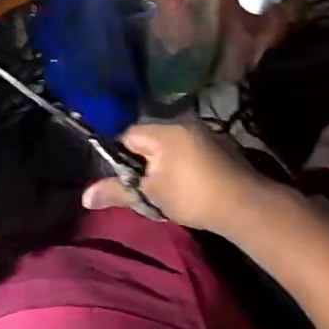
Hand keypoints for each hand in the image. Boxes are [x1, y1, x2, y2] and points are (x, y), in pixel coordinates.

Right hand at [81, 122, 275, 233]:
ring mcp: (206, 133)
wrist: (244, 204)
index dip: (121, 157)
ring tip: (168, 191)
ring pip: (172, 147)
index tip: (126, 180)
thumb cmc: (192, 197)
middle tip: (146, 189)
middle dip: (145, 163)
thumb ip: (117, 192)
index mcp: (164, 131)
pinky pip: (191, 151)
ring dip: (166, 165)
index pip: (129, 135)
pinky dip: (185, 166)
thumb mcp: (151, 196)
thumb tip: (84, 197)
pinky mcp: (221, 146)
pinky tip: (190, 187)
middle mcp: (184, 124)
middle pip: (151, 140)